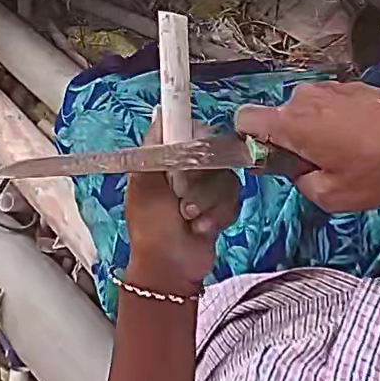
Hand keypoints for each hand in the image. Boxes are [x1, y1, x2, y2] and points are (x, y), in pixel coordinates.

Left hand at [122, 119, 241, 294]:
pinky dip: (219, 215)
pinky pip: (234, 198)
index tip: (194, 155)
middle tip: (182, 200)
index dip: (195, 140)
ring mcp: (206, 186)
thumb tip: (158, 111)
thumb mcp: (145, 186)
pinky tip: (203, 228)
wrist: (169, 269)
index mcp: (165, 158)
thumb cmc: (150, 227)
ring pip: (225, 177)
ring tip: (190, 219)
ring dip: (208, 202)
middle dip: (200, 183)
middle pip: (212, 154)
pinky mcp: (223, 204)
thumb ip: (154, 149)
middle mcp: (187, 167)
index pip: (189, 131)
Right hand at [235, 82, 379, 211]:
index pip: (244, 119)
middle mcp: (303, 97)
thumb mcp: (335, 196)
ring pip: (305, 114)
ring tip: (351, 156)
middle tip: (324, 167)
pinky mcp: (353, 86)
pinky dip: (337, 124)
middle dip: (291, 143)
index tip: (274, 162)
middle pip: (278, 119)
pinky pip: (329, 107)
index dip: (250, 142)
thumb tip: (298, 171)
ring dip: (316, 134)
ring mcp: (330, 88)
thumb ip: (300, 183)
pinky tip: (367, 142)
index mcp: (291, 122)